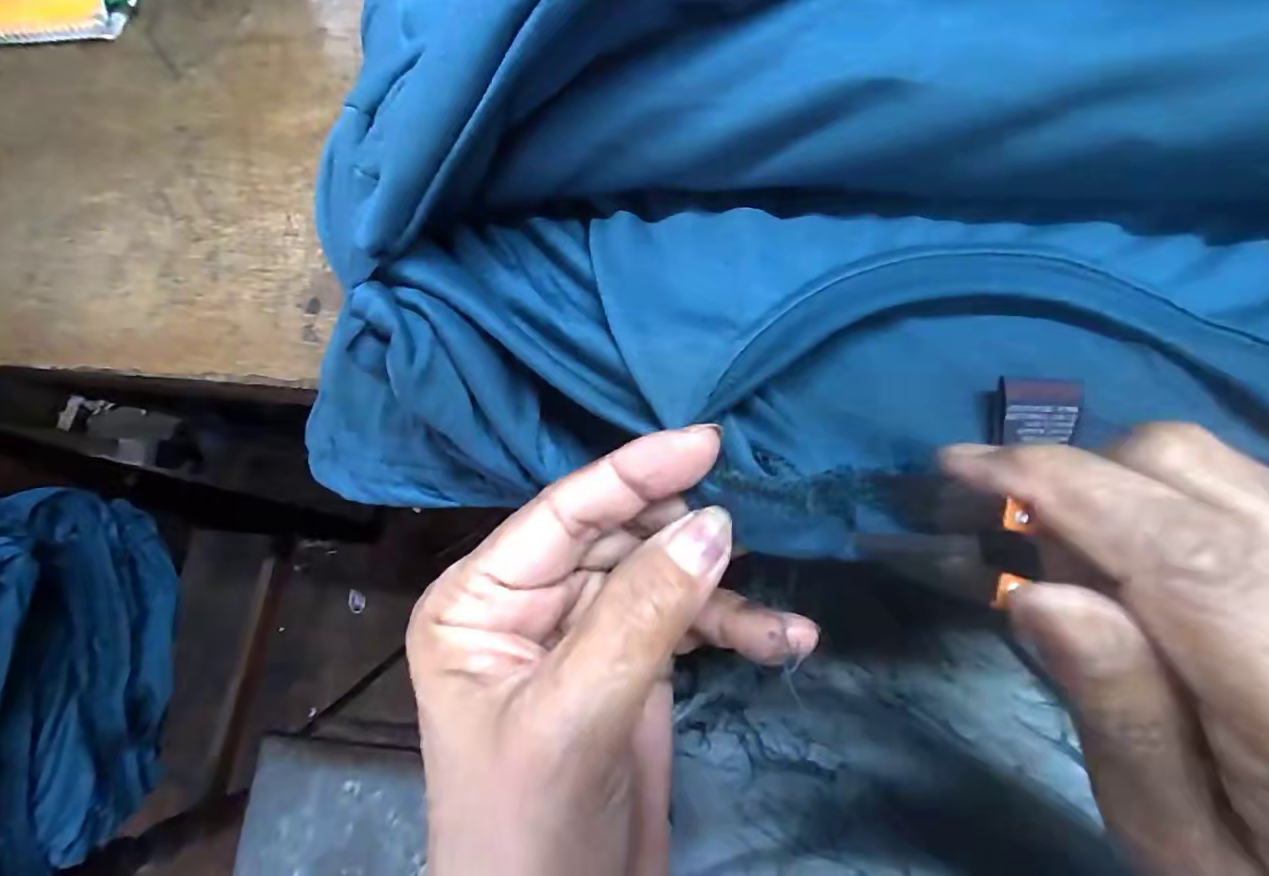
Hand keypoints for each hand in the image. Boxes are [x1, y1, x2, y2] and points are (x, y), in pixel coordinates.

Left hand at [406, 425, 820, 875]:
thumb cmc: (527, 829)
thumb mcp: (577, 716)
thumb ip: (643, 614)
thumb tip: (713, 524)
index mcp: (482, 595)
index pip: (566, 511)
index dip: (637, 470)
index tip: (707, 439)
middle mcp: (532, 596)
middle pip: (620, 531)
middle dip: (682, 527)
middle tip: (746, 518)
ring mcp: (586, 623)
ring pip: (662, 569)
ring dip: (720, 583)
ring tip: (769, 588)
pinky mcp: (632, 655)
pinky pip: (687, 617)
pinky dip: (735, 624)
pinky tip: (786, 638)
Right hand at [942, 423, 1268, 875]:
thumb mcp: (1177, 848)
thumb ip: (1116, 715)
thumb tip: (1034, 592)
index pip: (1179, 550)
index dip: (1057, 485)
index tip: (959, 466)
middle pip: (1192, 474)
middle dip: (1079, 484)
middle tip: (1041, 556)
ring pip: (1222, 467)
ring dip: (1127, 492)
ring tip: (1112, 569)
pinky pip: (1265, 491)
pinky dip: (1186, 510)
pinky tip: (1190, 580)